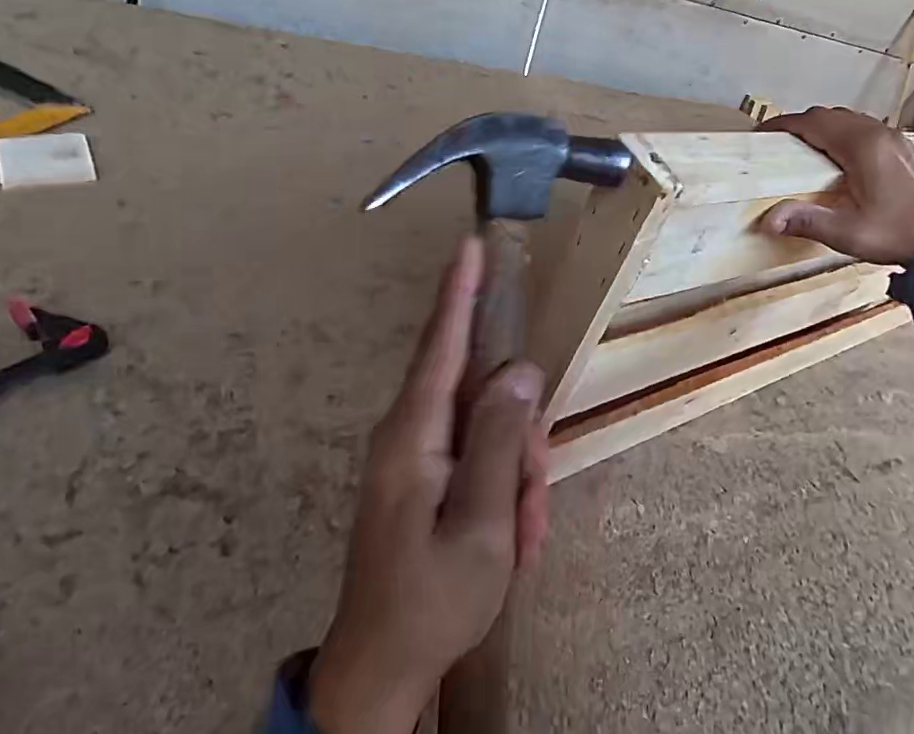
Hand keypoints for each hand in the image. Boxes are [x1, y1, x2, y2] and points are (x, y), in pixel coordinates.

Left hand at [306, 236, 549, 733]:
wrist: (382, 668)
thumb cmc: (432, 598)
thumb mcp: (483, 523)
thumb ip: (502, 441)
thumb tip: (520, 371)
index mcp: (413, 436)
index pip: (441, 345)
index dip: (458, 293)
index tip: (469, 246)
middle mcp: (410, 434)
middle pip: (482, 396)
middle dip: (521, 440)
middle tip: (532, 503)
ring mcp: (417, 455)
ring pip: (490, 430)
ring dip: (517, 476)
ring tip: (521, 534)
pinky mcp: (426, 475)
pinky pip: (480, 458)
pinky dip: (505, 491)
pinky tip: (511, 536)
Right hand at [758, 107, 913, 264]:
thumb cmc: (890, 235)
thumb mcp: (844, 232)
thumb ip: (806, 221)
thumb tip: (769, 220)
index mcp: (862, 146)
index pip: (813, 122)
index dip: (784, 124)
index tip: (761, 133)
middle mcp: (878, 133)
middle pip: (829, 115)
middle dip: (800, 125)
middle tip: (778, 143)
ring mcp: (893, 138)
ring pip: (848, 118)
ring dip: (822, 127)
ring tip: (802, 147)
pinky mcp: (901, 148)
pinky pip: (865, 127)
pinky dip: (843, 132)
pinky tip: (836, 154)